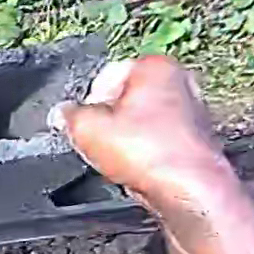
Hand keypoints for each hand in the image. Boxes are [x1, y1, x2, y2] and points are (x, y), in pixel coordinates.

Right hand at [55, 56, 239, 214]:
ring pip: (139, 120)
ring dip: (124, 138)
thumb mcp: (85, 129)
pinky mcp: (193, 136)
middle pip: (123, 99)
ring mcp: (190, 108)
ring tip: (119, 158)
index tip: (83, 124)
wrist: (186, 187)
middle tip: (99, 142)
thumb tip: (61, 114)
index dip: (86, 103)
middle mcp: (179, 79)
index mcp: (155, 66)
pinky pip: (154, 139)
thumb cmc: (147, 152)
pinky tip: (138, 166)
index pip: (104, 77)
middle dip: (107, 120)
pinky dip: (142, 151)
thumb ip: (67, 116)